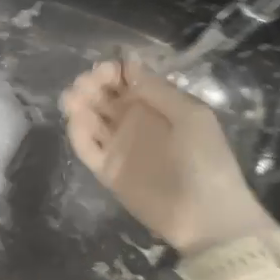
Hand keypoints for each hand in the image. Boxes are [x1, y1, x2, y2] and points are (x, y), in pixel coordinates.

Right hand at [60, 59, 278, 256]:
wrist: (205, 215)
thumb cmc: (206, 159)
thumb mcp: (191, 116)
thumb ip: (159, 91)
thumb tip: (129, 64)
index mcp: (158, 106)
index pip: (126, 80)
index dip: (112, 71)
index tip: (106, 71)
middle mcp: (135, 122)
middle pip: (104, 96)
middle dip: (91, 85)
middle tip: (84, 84)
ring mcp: (119, 146)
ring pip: (90, 119)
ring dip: (79, 104)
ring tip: (73, 98)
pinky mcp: (106, 170)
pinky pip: (86, 147)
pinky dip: (78, 132)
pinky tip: (77, 120)